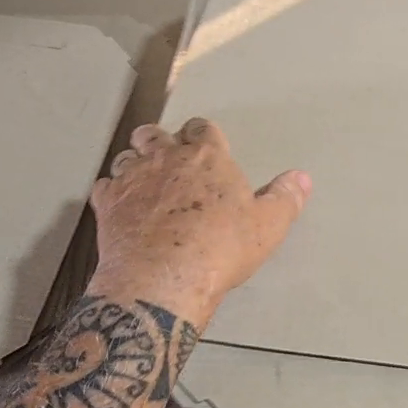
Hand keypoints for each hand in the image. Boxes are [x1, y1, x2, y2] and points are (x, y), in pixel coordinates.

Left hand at [88, 118, 309, 325]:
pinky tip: (122, 208)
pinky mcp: (107, 205)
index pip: (202, 128)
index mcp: (207, 156)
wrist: (164, 280)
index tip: (207, 149)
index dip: (204, 136)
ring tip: (146, 184)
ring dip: (135, 165)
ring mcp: (131, 179)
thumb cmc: (221, 249)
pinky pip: (105, 188)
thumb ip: (285, 198)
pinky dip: (113, 193)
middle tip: (171, 162)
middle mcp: (165, 158)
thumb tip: (302, 178)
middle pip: (154, 133)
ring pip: (127, 157)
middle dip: (161, 141)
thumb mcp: (268, 227)